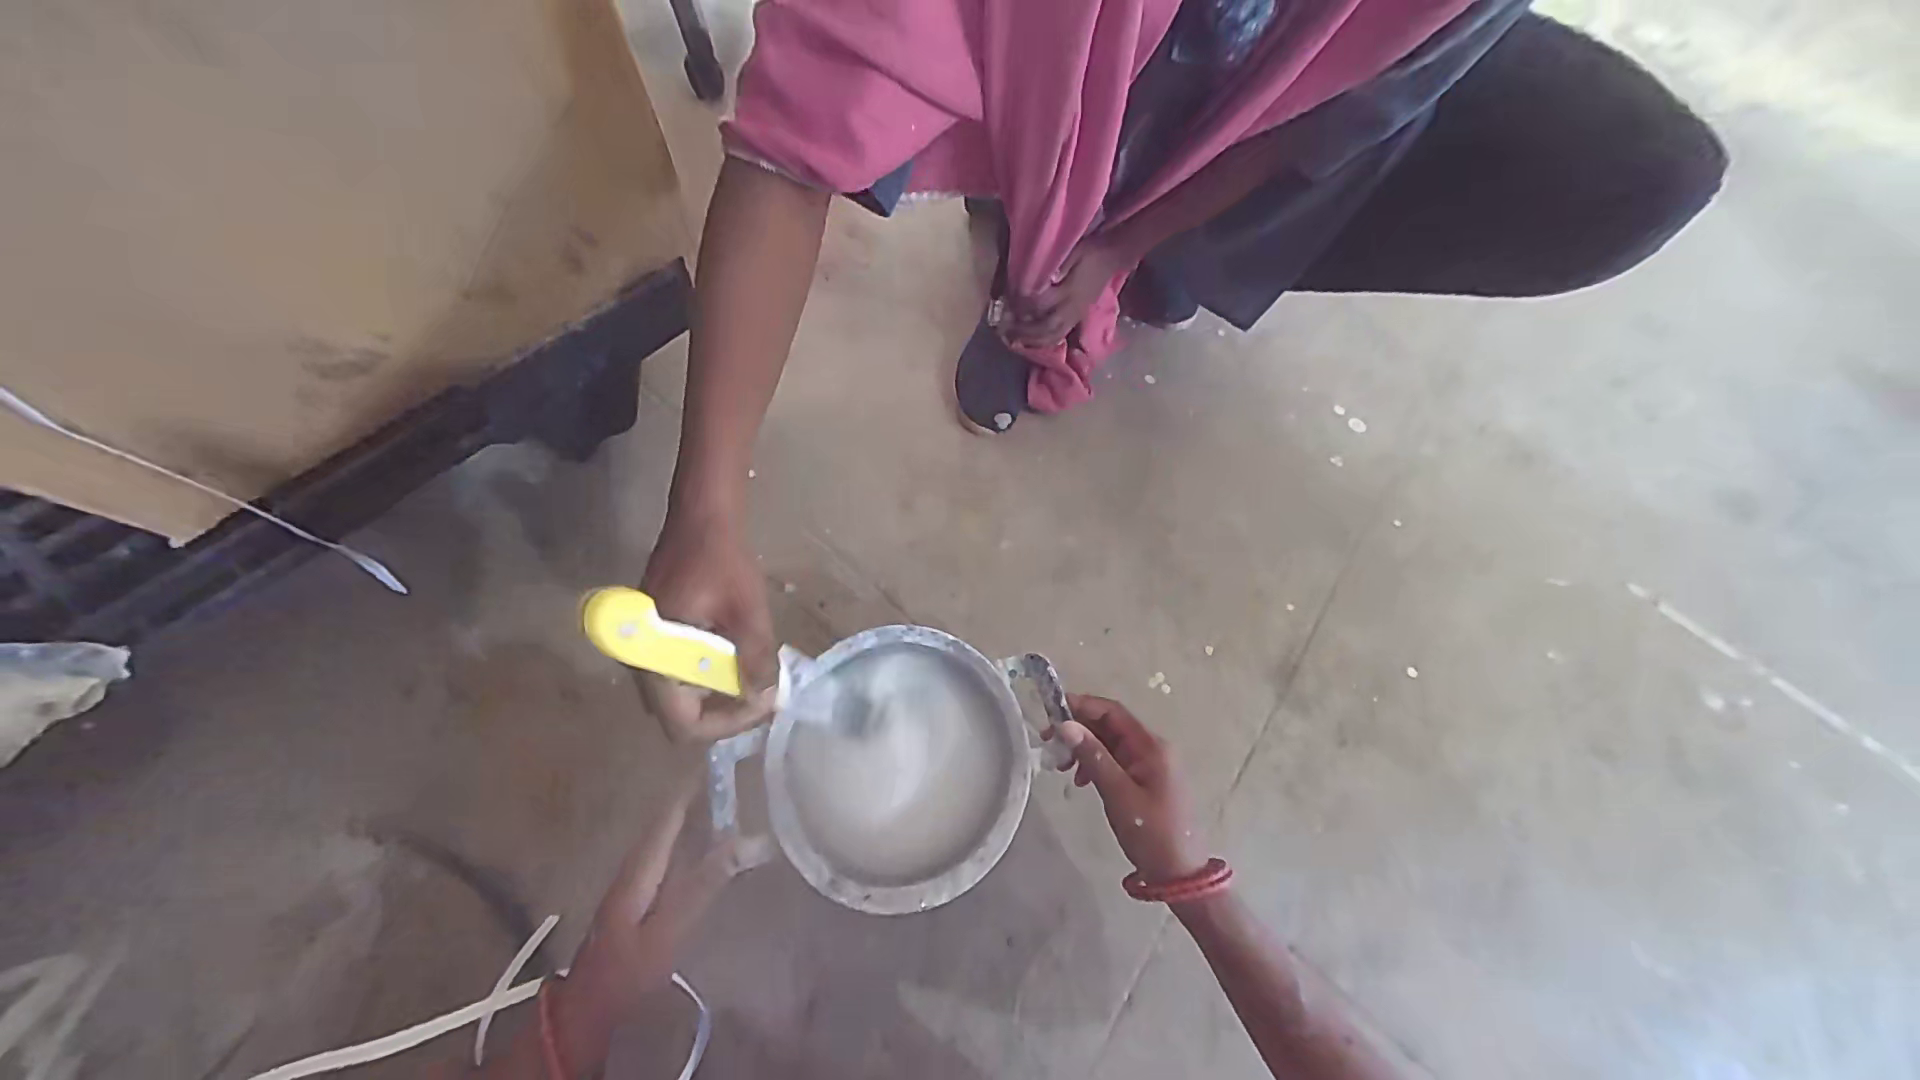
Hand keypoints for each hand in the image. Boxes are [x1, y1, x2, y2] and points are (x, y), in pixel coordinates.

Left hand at [548, 777, 773, 1072]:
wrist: (588, 1011)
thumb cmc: (628, 969)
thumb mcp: (669, 930)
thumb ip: (705, 884)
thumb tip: (748, 840)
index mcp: (644, 861)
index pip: (675, 806)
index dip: (701, 780)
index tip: (733, 753)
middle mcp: (643, 858)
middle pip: (679, 812)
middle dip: (710, 790)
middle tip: (750, 769)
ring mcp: (645, 873)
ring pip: (681, 828)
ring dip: (709, 810)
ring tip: (746, 792)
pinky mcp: (651, 888)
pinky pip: (682, 847)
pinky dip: (705, 833)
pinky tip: (729, 835)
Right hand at [637, 509, 777, 741]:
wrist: (701, 518)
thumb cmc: (722, 560)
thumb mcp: (747, 610)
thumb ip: (755, 657)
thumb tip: (765, 697)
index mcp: (655, 659)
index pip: (683, 724)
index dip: (726, 725)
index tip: (762, 706)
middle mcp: (642, 662)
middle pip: (680, 715)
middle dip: (726, 713)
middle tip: (765, 697)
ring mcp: (646, 649)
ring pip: (682, 695)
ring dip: (721, 694)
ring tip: (760, 682)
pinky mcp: (657, 635)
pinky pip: (682, 671)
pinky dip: (713, 674)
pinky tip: (741, 661)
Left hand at [1006, 231, 1137, 347]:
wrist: (1114, 257)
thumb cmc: (1091, 252)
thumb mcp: (1076, 251)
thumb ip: (1061, 265)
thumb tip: (1046, 278)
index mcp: (1071, 291)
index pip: (1042, 304)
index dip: (1023, 306)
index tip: (1007, 305)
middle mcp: (1073, 308)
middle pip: (1045, 327)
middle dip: (1024, 331)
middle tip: (1005, 331)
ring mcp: (1076, 315)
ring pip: (1053, 336)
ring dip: (1032, 340)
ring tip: (1014, 341)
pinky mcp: (1078, 318)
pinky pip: (1060, 335)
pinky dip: (1044, 341)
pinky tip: (1031, 342)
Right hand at [1049, 693, 1205, 883]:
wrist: (1181, 876)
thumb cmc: (1152, 834)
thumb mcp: (1118, 794)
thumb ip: (1093, 757)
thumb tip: (1066, 725)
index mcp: (1151, 746)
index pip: (1112, 711)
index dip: (1081, 706)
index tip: (1052, 713)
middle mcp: (1151, 748)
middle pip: (1109, 725)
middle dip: (1078, 729)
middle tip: (1049, 742)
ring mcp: (1149, 765)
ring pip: (1109, 743)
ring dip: (1084, 748)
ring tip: (1061, 765)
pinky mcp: (1144, 780)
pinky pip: (1114, 761)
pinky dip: (1094, 763)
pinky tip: (1080, 780)